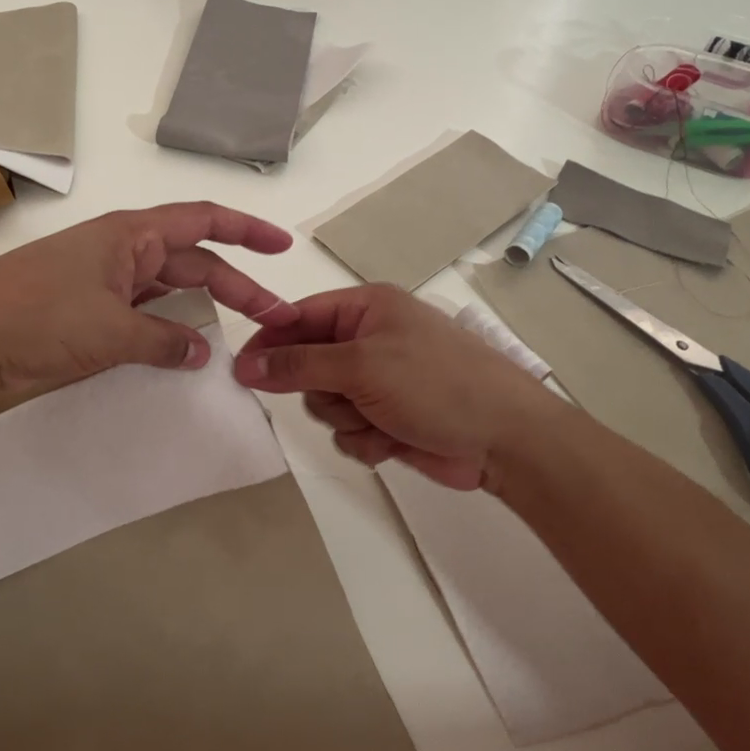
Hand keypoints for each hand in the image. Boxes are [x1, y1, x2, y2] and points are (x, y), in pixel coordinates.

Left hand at [0, 202, 299, 422]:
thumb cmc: (38, 319)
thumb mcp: (111, 329)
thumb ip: (163, 340)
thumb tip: (197, 351)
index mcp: (127, 234)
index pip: (201, 221)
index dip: (246, 230)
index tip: (283, 247)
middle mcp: (119, 253)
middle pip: (192, 263)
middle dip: (236, 286)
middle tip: (276, 318)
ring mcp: (102, 286)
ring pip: (168, 293)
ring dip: (202, 311)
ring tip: (241, 336)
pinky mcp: (86, 319)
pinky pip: (141, 319)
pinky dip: (168, 332)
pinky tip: (186, 350)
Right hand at [234, 284, 574, 490]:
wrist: (506, 438)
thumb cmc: (436, 383)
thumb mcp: (362, 365)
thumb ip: (298, 364)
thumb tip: (245, 364)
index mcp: (367, 309)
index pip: (300, 316)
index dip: (270, 340)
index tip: (243, 368)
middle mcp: (370, 341)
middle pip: (307, 365)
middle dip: (321, 389)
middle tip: (343, 397)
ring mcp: (379, 383)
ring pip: (325, 403)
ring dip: (346, 419)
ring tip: (378, 420)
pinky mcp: (388, 420)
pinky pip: (348, 432)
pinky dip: (365, 440)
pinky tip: (392, 441)